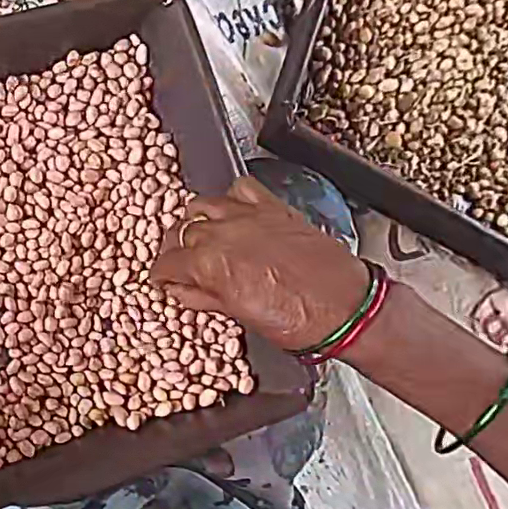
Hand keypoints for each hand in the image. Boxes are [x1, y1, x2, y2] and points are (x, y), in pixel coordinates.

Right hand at [149, 176, 370, 351]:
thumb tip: (180, 289)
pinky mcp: (273, 209)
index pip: (166, 262)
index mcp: (208, 264)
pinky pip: (240, 189)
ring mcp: (248, 217)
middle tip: (183, 265)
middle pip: (180, 232)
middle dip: (177, 250)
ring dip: (196, 221)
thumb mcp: (236, 314)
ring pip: (201, 206)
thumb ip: (200, 296)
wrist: (345, 308)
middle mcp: (223, 233)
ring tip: (203, 236)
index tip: (165, 280)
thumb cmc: (296, 319)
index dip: (162, 274)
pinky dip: (231, 199)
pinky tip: (233, 214)